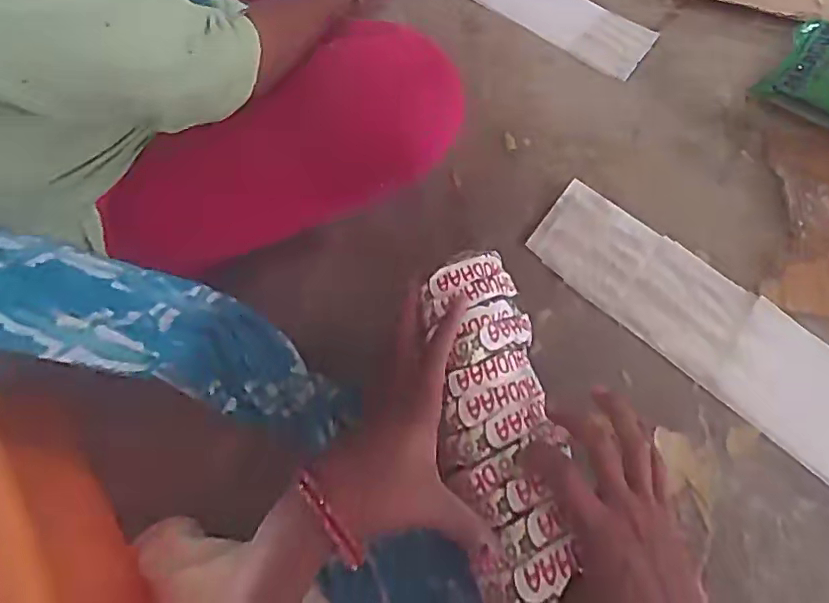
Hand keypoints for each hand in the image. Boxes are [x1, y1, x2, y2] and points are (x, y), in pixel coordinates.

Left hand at [309, 292, 495, 558]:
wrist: (330, 503)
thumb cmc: (384, 494)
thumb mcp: (430, 506)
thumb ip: (465, 522)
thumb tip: (498, 546)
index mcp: (420, 403)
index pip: (437, 353)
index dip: (449, 323)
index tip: (459, 295)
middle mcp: (399, 393)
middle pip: (405, 340)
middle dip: (413, 309)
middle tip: (417, 281)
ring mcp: (379, 401)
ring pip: (391, 352)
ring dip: (400, 327)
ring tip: (406, 308)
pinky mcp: (367, 414)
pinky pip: (383, 371)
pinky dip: (392, 354)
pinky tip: (393, 359)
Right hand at [522, 390, 706, 602]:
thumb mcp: (579, 597)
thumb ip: (556, 573)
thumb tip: (528, 566)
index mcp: (598, 528)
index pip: (563, 476)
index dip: (540, 456)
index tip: (525, 449)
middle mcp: (624, 505)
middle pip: (599, 443)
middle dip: (575, 418)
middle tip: (553, 407)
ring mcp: (651, 504)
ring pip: (636, 442)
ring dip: (617, 412)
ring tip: (600, 392)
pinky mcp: (669, 511)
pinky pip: (657, 465)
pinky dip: (645, 442)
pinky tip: (636, 431)